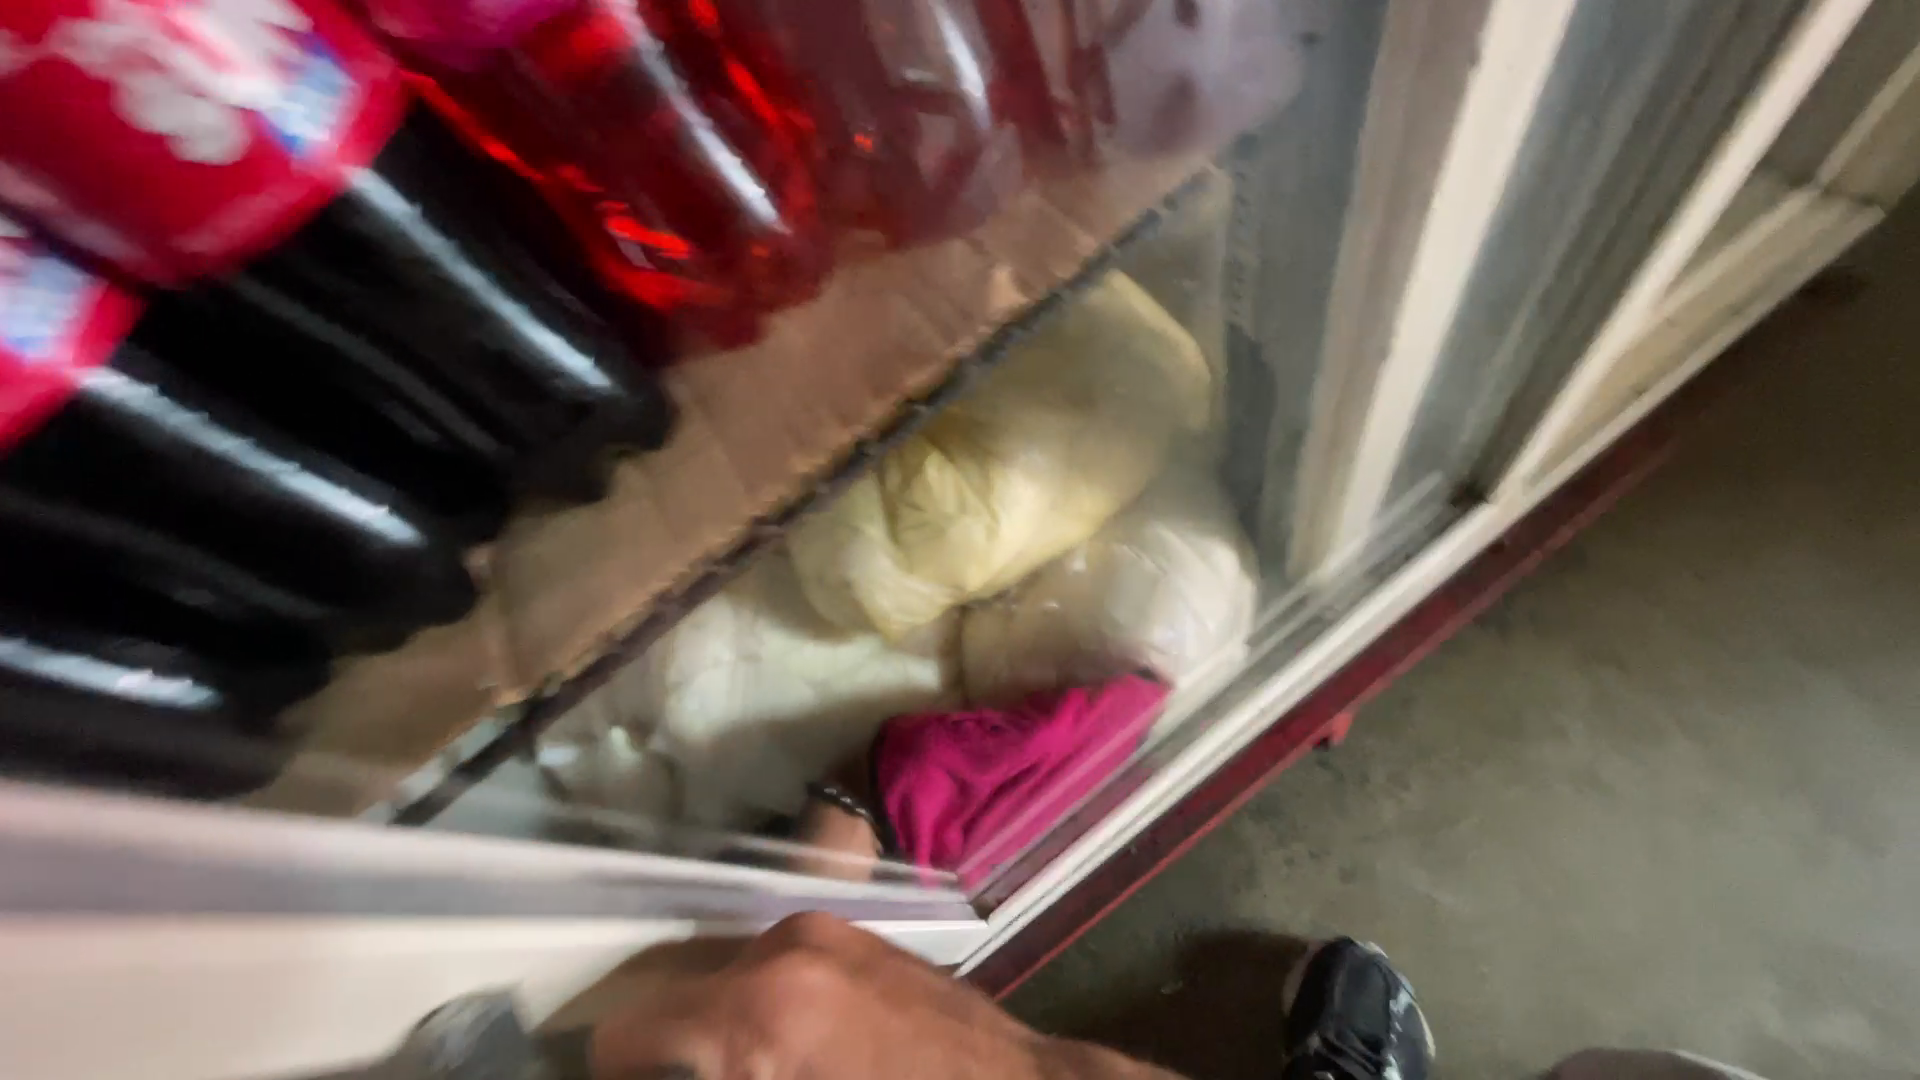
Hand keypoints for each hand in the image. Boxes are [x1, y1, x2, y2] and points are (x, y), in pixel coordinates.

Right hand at [590, 914, 1181, 1079]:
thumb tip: (666, 1068)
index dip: (618, 1076)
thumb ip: (712, 1074)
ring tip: (758, 1069)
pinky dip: (762, 1016)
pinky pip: (773, 972)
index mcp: (760, 1005)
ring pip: (724, 987)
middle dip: (675, 1063)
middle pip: (676, 1007)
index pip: (626, 1034)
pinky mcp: (850, 933)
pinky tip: (798, 1055)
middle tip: (709, 1078)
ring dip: (720, 1040)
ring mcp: (822, 930)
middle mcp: (781, 946)